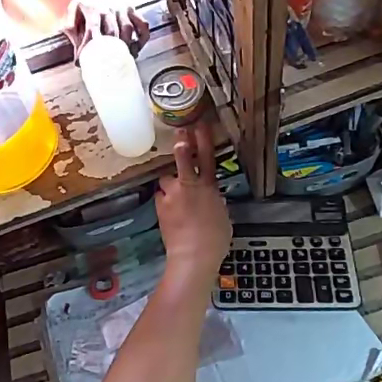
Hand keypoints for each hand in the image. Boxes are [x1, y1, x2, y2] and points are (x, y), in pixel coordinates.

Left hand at [69, 2, 149, 57]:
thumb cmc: (87, 0)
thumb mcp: (73, 11)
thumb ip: (71, 28)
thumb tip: (73, 47)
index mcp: (92, 9)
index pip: (92, 29)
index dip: (87, 46)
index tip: (81, 60)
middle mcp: (108, 9)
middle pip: (112, 32)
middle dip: (108, 50)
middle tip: (103, 64)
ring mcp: (122, 9)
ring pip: (127, 29)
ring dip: (126, 46)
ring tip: (122, 58)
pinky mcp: (133, 10)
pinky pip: (142, 25)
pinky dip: (142, 37)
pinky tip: (137, 47)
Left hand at [155, 123, 229, 285]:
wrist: (193, 256)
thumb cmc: (215, 239)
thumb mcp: (222, 215)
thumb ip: (214, 200)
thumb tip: (209, 198)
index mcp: (208, 187)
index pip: (207, 157)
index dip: (203, 139)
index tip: (200, 124)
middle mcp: (188, 186)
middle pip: (182, 158)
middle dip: (182, 145)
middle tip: (181, 134)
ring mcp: (171, 195)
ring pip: (167, 180)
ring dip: (170, 183)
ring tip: (174, 193)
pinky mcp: (160, 207)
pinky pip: (161, 197)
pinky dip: (165, 200)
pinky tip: (169, 210)